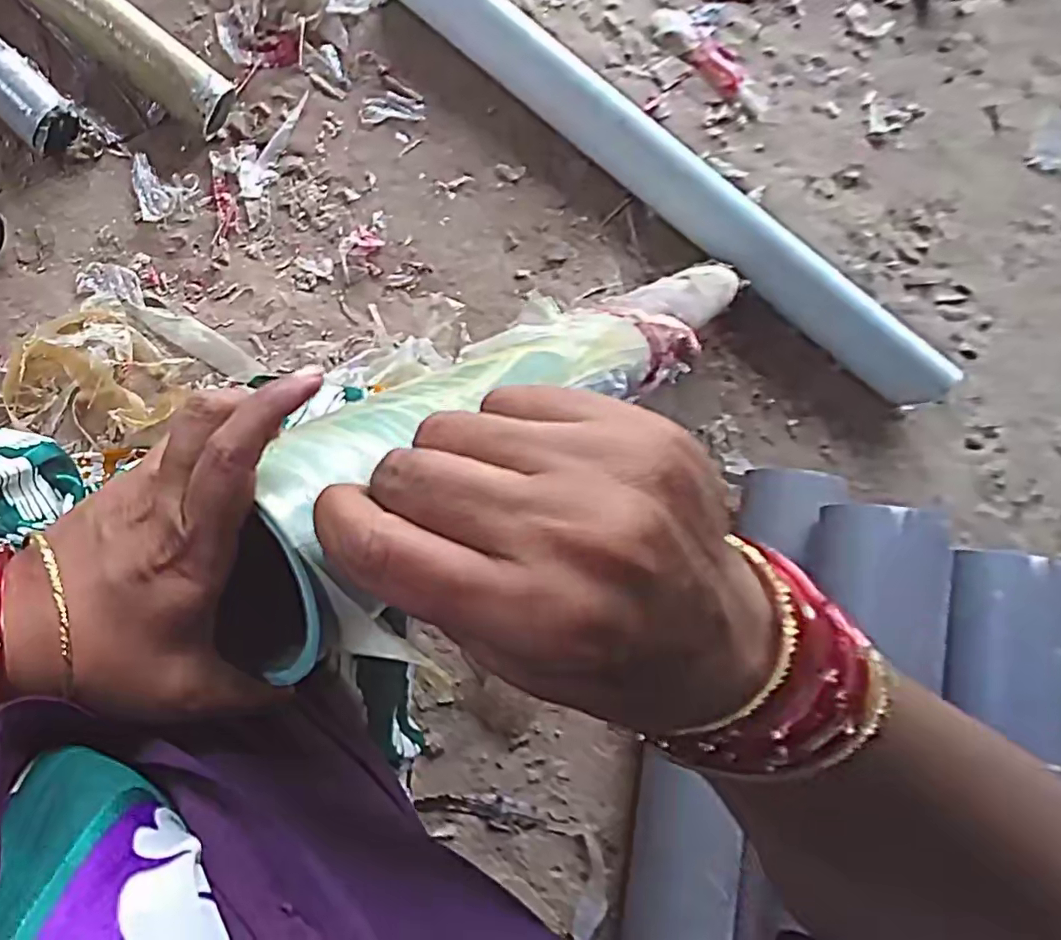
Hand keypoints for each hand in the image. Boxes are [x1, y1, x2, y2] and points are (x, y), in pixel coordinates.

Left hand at [1, 371, 323, 720]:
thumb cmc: (101, 656)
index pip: (231, 457)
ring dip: (231, 412)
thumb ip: (250, 690)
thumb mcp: (184, 690)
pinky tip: (220, 466)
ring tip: (266, 430)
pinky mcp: (118, 483)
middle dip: (254, 396)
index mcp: (191, 542)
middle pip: (205, 416)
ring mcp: (136, 483)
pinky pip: (172, 444)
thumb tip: (297, 688)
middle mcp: (164, 498)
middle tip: (294, 401)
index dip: (270, 411)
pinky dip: (206, 436)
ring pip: (187, 423)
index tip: (309, 385)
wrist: (13, 629)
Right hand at [312, 386, 776, 735]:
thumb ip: (420, 582)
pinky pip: (505, 399)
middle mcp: (566, 534)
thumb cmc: (596, 661)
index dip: (338, 522)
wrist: (723, 638)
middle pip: (407, 473)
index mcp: (528, 612)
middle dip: (395, 492)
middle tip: (425, 510)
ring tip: (483, 484)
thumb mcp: (496, 654)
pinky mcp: (629, 424)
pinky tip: (529, 460)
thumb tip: (358, 511)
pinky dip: (497, 429)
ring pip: (447, 426)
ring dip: (444, 457)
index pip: (382, 546)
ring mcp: (603, 468)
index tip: (339, 514)